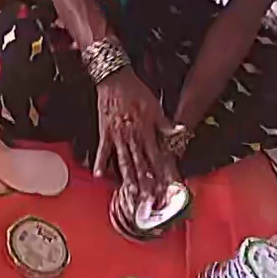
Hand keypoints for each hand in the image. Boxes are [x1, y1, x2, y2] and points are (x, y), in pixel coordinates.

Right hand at [94, 69, 176, 201]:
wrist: (115, 79)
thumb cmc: (136, 91)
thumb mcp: (155, 105)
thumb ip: (165, 124)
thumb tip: (178, 134)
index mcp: (146, 130)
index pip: (157, 156)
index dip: (162, 171)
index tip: (166, 185)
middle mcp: (133, 136)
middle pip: (141, 164)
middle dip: (146, 182)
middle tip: (150, 198)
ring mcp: (117, 137)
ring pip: (124, 161)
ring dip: (128, 178)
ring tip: (131, 193)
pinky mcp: (105, 133)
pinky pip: (103, 151)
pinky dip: (100, 163)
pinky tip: (99, 176)